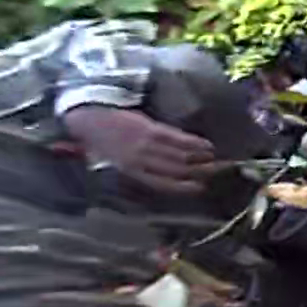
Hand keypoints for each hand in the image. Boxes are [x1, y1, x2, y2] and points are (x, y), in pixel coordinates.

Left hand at [62, 105, 214, 194]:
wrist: (89, 118)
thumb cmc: (99, 144)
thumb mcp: (111, 164)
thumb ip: (133, 173)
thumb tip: (157, 182)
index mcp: (129, 171)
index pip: (163, 183)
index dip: (185, 187)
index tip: (201, 187)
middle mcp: (140, 160)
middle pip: (179, 169)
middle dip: (201, 171)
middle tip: (217, 171)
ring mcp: (147, 145)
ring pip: (183, 155)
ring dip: (203, 158)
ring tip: (213, 158)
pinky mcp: (154, 130)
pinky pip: (182, 139)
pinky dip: (198, 143)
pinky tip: (207, 145)